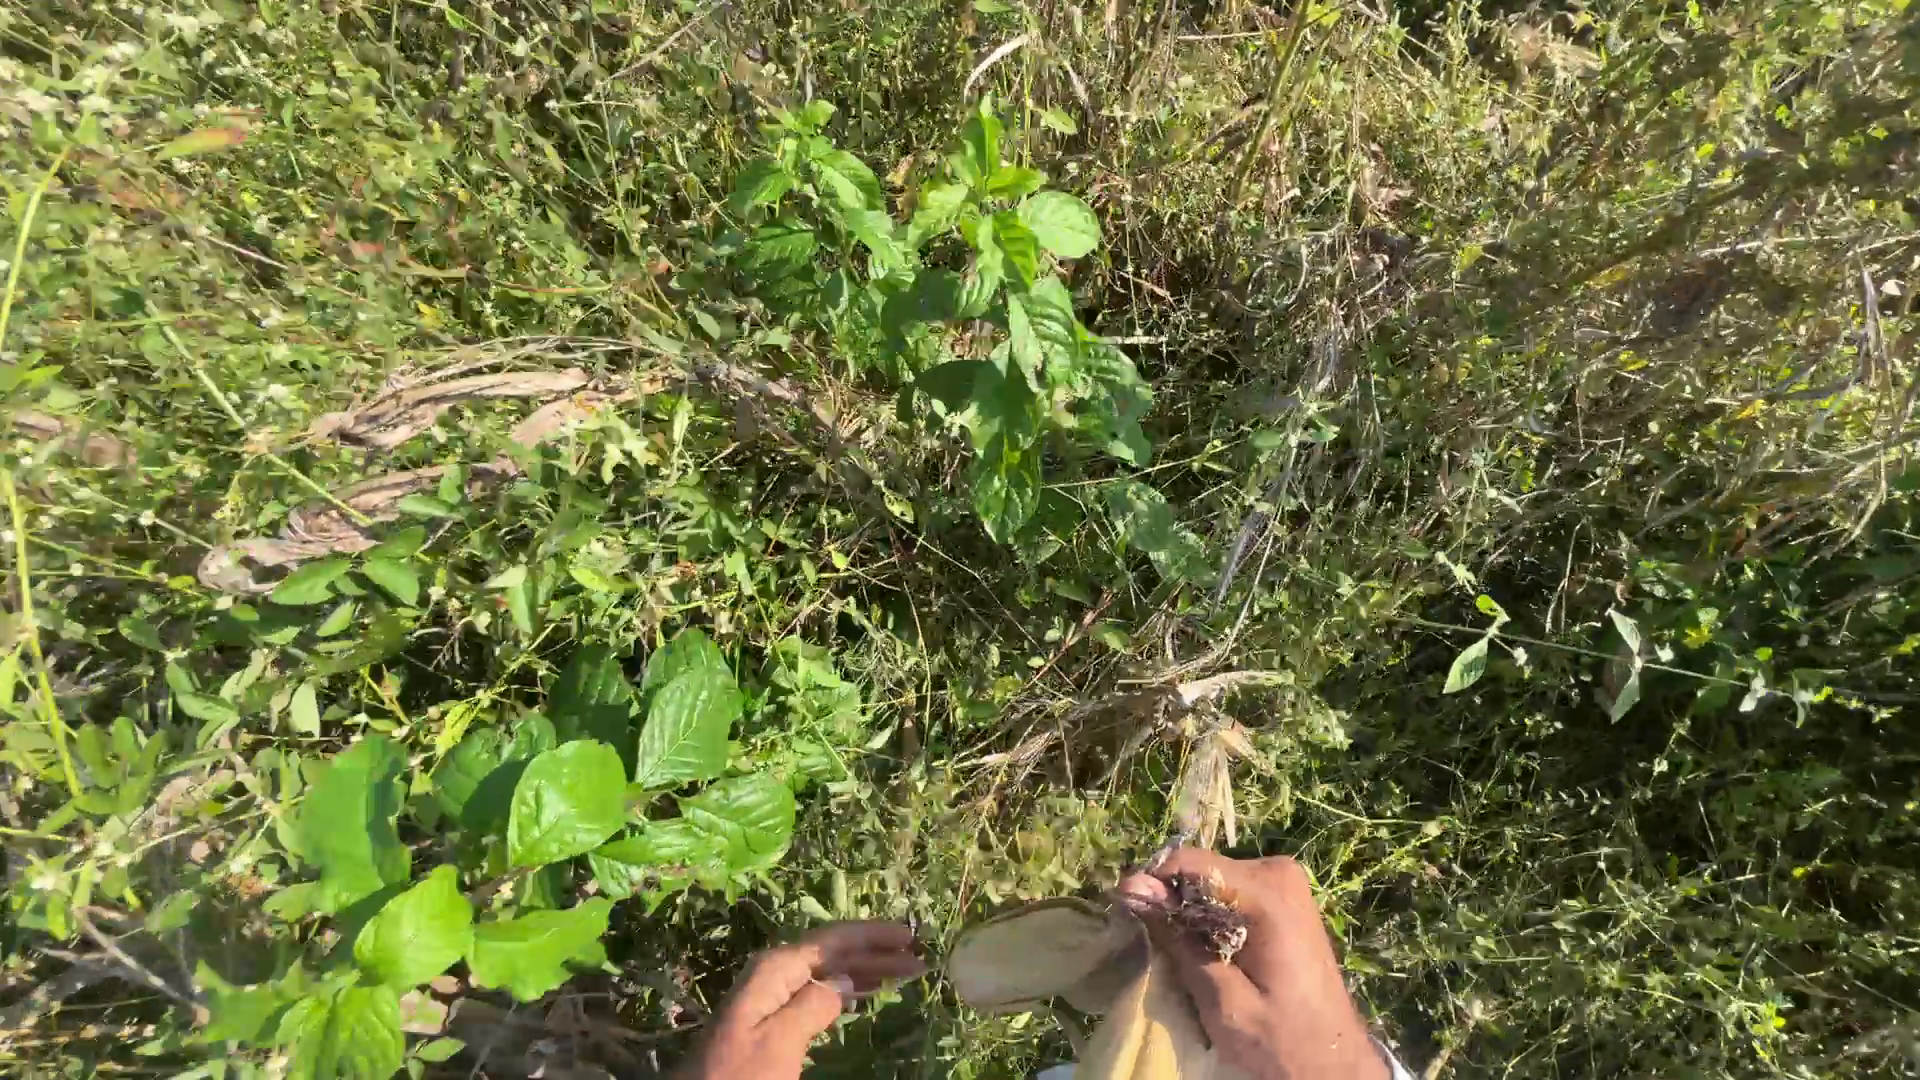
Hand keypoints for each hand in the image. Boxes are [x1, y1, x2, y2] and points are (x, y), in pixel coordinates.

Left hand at [676, 921, 925, 1079]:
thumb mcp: (779, 1044)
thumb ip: (814, 1005)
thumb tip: (843, 978)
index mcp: (777, 968)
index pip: (835, 939)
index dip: (873, 934)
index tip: (909, 936)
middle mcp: (776, 973)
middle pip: (836, 952)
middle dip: (876, 952)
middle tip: (917, 959)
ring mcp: (773, 997)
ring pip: (830, 972)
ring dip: (866, 969)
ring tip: (903, 972)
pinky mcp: (773, 1021)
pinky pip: (820, 993)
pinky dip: (848, 989)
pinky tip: (865, 993)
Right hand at [1117, 849, 1385, 1079]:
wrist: (1338, 1066)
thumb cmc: (1282, 1042)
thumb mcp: (1221, 999)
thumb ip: (1176, 939)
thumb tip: (1129, 887)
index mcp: (1270, 896)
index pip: (1193, 863)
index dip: (1154, 880)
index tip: (1126, 904)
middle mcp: (1279, 872)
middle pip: (1202, 868)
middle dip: (1172, 896)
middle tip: (1156, 935)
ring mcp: (1284, 879)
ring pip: (1212, 876)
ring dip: (1190, 905)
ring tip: (1180, 944)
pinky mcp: (1284, 892)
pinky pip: (1230, 885)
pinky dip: (1209, 909)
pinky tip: (1206, 942)